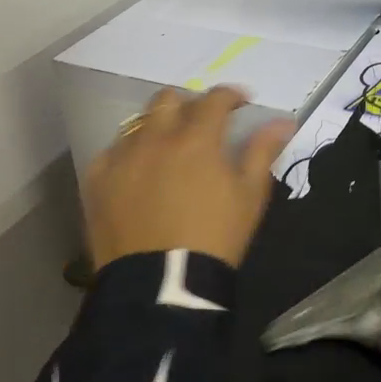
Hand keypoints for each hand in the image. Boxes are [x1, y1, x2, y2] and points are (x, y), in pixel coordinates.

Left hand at [84, 86, 294, 268]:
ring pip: (137, 123)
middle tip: (202, 123)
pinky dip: (128, 153)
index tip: (241, 104)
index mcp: (197, 139)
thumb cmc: (216, 237)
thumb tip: (283, 121)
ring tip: (168, 148)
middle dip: (189, 103)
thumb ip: (263, 150)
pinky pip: (111, 153)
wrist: (162, 286)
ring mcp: (122, 160)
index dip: (231, 95)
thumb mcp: (250, 194)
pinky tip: (138, 170)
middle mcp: (156, 140)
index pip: (215, 98)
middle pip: (168, 99)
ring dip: (157, 127)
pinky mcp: (97, 183)